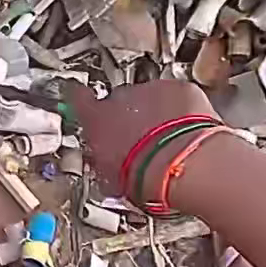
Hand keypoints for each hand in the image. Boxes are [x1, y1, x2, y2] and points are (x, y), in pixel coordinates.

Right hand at [63, 79, 219, 198]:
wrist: (181, 165)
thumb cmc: (143, 174)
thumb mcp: (109, 177)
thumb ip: (102, 160)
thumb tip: (104, 165)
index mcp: (95, 118)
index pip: (78, 98)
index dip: (83, 100)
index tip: (85, 101)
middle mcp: (119, 97)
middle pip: (120, 100)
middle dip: (129, 117)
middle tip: (141, 143)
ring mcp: (150, 90)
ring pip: (151, 98)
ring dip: (157, 115)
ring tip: (167, 143)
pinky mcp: (180, 89)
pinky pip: (178, 96)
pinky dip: (183, 111)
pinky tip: (186, 134)